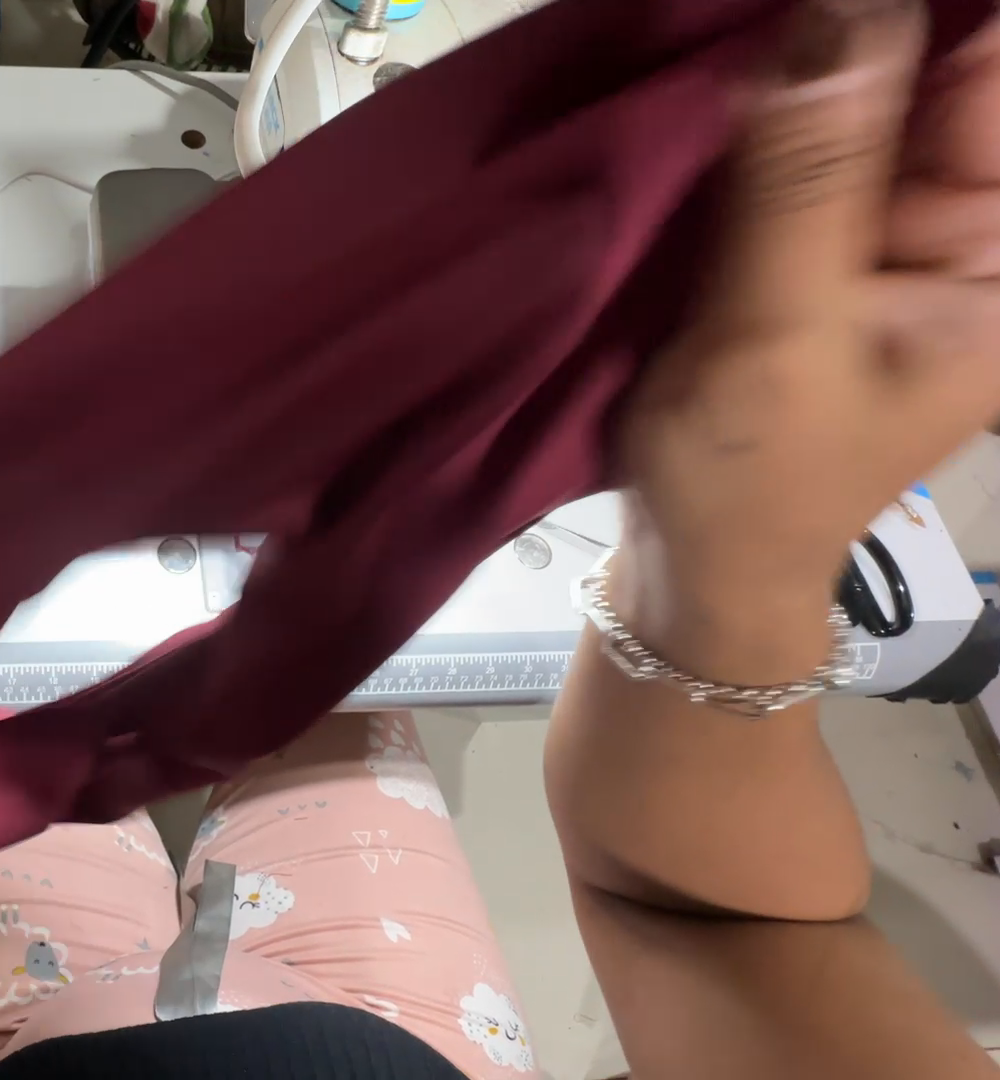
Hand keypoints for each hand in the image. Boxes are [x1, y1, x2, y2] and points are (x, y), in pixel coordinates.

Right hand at [617, 0, 999, 679]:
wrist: (696, 556)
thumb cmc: (746, 473)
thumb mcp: (776, 335)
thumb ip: (806, 187)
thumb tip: (834, 14)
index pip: (991, 77)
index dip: (902, 29)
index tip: (796, 23)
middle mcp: (962, 228)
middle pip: (922, 90)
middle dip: (829, 59)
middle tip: (730, 46)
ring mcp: (878, 245)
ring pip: (846, 126)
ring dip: (776, 104)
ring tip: (704, 82)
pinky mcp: (804, 264)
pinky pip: (786, 178)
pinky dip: (741, 153)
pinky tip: (696, 139)